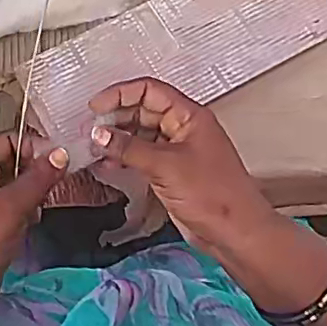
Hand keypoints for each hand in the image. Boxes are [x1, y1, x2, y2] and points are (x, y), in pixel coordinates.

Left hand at [0, 135, 68, 306]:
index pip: (6, 140)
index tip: (58, 159)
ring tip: (38, 208)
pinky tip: (30, 223)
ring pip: (16, 185)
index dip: (32, 146)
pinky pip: (13, 205)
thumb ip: (38, 178)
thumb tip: (61, 154)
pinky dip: (25, 211)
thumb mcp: (12, 206)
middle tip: (54, 184)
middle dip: (34, 173)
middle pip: (13, 162)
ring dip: (31, 194)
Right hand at [87, 78, 274, 249]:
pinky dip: (123, 157)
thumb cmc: (214, 196)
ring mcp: (176, 150)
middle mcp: (183, 128)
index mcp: (189, 116)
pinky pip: (141, 155)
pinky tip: (107, 163)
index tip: (96, 108)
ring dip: (116, 139)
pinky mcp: (171, 171)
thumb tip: (99, 134)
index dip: (120, 94)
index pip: (149, 91)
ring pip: (139, 134)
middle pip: (142, 110)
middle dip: (115, 117)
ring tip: (94, 147)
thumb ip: (128, 148)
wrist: (236, 234)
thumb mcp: (166, 166)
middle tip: (90, 129)